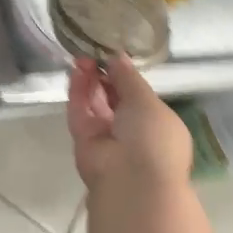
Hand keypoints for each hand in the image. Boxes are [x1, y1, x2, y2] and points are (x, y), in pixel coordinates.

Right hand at [66, 55, 192, 194]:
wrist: (131, 179)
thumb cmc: (153, 138)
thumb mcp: (148, 102)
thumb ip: (130, 79)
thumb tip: (118, 58)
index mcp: (157, 124)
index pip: (139, 97)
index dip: (126, 77)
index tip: (113, 58)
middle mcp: (131, 130)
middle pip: (114, 99)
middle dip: (105, 77)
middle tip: (94, 54)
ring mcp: (105, 136)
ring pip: (95, 104)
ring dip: (89, 81)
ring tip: (82, 58)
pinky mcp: (83, 139)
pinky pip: (80, 112)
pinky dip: (77, 93)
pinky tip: (76, 71)